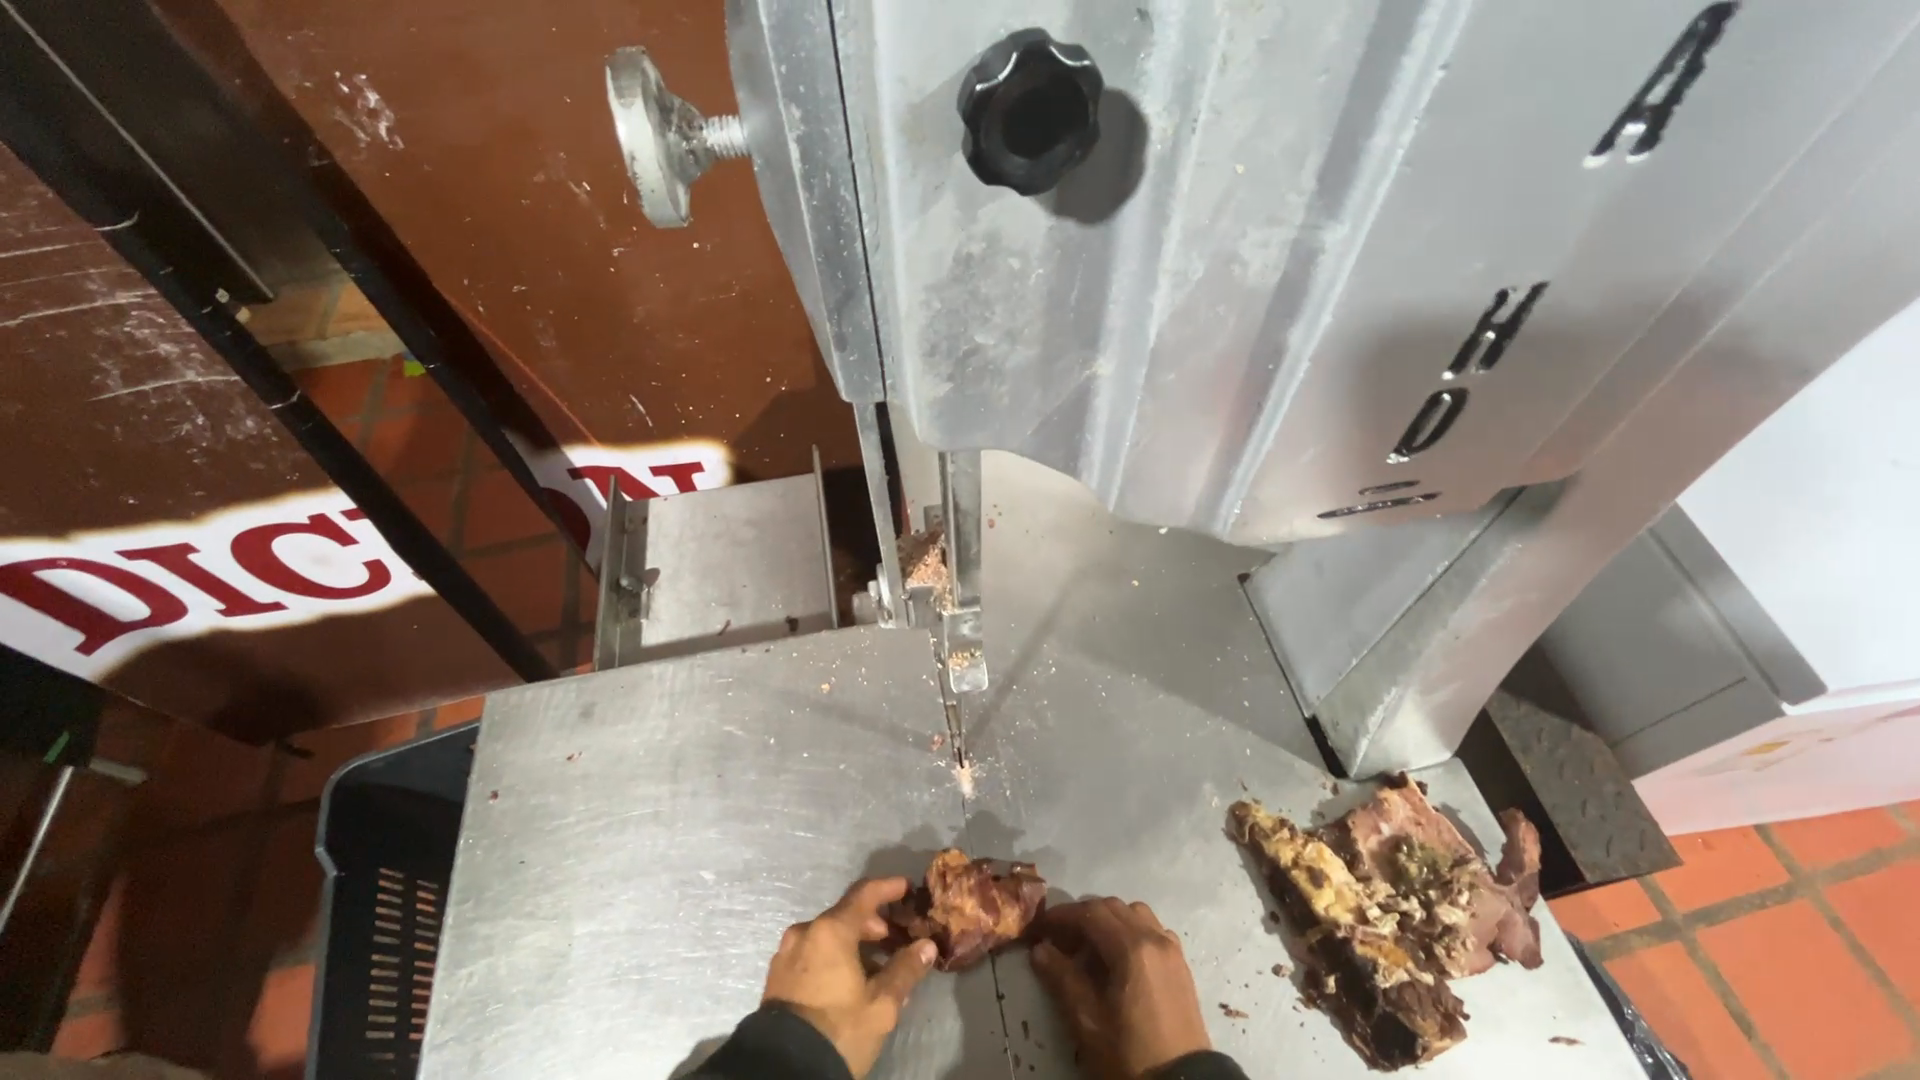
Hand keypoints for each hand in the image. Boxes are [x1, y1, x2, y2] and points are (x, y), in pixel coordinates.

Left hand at [762, 877, 939, 1077]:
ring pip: (826, 936)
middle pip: (844, 914)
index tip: (907, 888)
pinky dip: (832, 956)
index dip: (888, 888)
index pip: (865, 894)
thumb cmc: (839, 1028)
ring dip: (852, 942)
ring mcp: (786, 953)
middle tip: (894, 938)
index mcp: (831, 930)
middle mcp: (805, 932)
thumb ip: (905, 970)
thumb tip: (926, 946)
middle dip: (872, 922)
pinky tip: (846, 980)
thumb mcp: (881, 1004)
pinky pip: (811, 953)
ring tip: (874, 967)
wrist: (784, 1068)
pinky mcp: (776, 976)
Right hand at [1029, 898, 1211, 1078]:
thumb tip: (1040, 949)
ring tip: (1091, 949)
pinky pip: (1153, 931)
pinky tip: (1120, 959)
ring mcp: (1172, 950)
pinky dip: (1132, 932)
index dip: (1062, 915)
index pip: (1091, 913)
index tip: (1041, 927)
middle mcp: (1155, 938)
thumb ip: (1061, 978)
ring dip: (1109, 921)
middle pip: (1113, 907)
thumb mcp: (1087, 1020)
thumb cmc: (1129, 1054)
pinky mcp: (1181, 965)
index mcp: (1132, 948)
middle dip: (1084, 917)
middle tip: (1062, 940)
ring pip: (1135, 914)